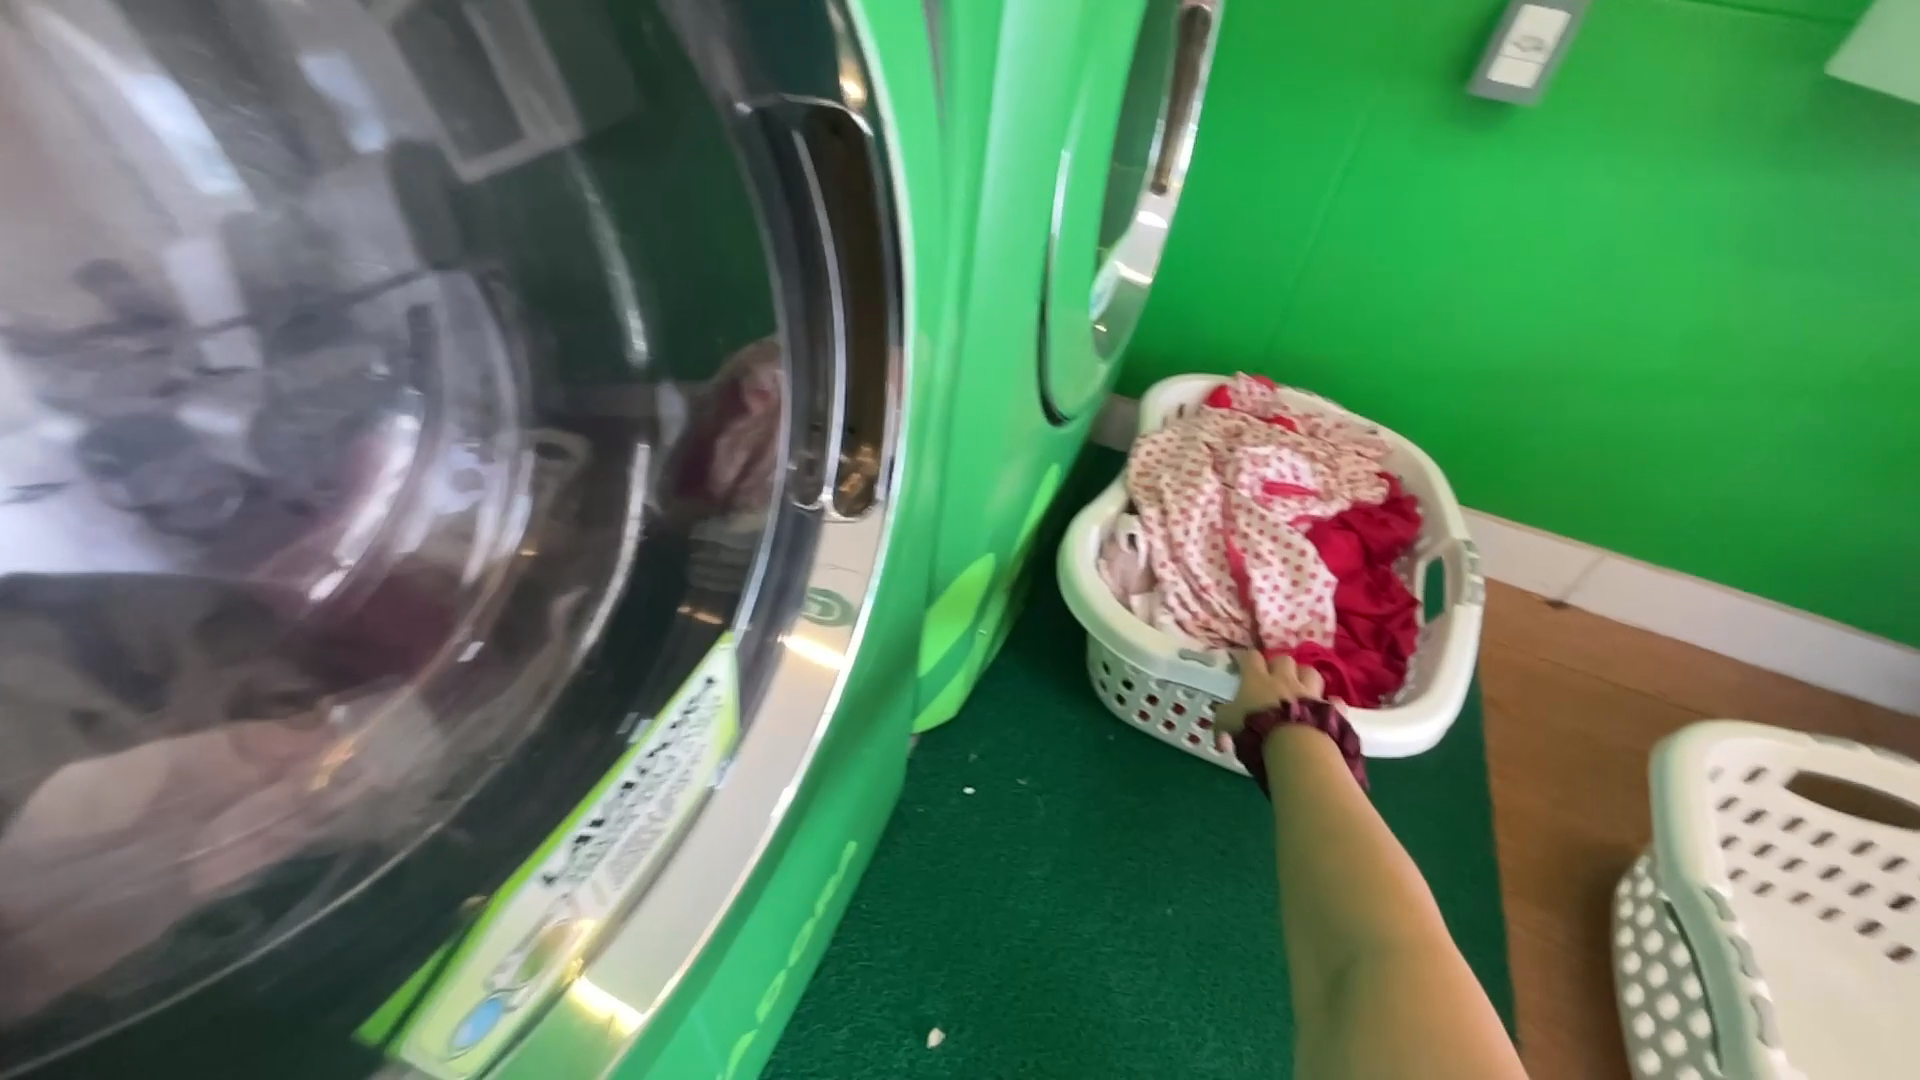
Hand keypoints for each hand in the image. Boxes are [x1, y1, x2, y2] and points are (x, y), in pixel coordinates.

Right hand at [1213, 650, 1325, 739]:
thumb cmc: (1255, 728)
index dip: (1247, 659)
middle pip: (1284, 660)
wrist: (1293, 742)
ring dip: (1305, 678)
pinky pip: (1334, 701)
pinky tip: (1328, 710)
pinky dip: (1331, 704)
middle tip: (1274, 679)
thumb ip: (1222, 723)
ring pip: (1310, 672)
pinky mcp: (1329, 709)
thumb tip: (1220, 736)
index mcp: (1257, 679)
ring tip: (1301, 688)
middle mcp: (1284, 680)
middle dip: (1279, 666)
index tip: (1243, 665)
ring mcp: (1309, 692)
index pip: (1251, 657)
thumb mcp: (1227, 724)